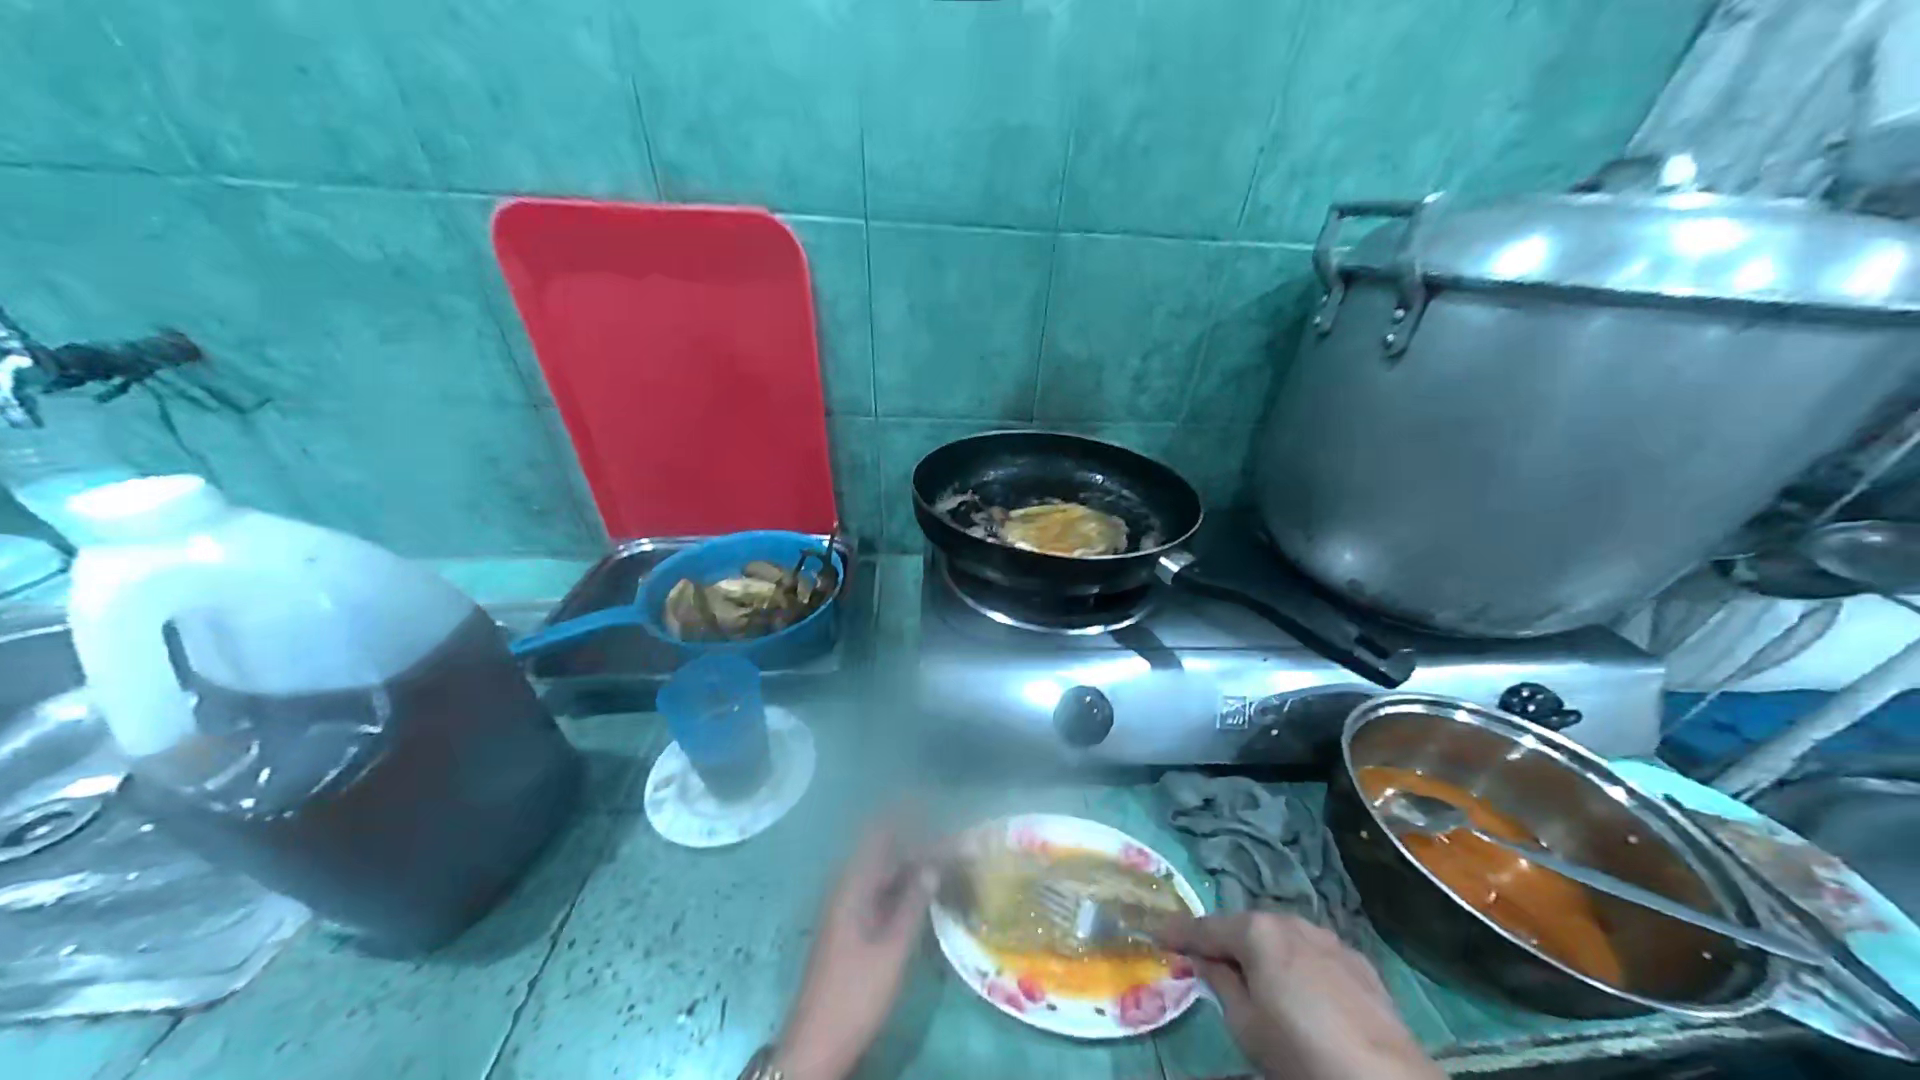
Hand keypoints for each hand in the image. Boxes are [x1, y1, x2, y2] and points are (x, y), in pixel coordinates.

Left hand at [773, 823, 932, 1079]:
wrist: (817, 1042)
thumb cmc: (855, 993)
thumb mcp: (892, 949)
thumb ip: (912, 903)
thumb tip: (932, 864)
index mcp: (852, 885)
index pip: (878, 831)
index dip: (902, 812)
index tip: (931, 798)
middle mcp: (847, 887)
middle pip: (882, 848)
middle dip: (914, 836)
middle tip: (950, 832)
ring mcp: (847, 907)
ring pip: (883, 870)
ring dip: (911, 859)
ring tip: (945, 854)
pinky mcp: (852, 926)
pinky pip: (880, 889)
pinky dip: (903, 882)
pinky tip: (925, 888)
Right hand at [1157, 911, 1441, 1079]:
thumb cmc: (1301, 1052)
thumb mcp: (1245, 1025)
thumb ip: (1219, 983)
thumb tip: (1206, 961)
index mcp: (1256, 931)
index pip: (1205, 928)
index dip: (1178, 933)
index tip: (1157, 934)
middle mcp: (1290, 921)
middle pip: (1244, 928)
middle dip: (1225, 942)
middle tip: (1205, 962)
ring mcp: (1328, 939)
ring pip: (1281, 937)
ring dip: (1262, 951)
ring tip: (1254, 977)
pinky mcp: (1358, 962)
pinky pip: (1312, 953)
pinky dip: (1296, 963)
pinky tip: (1299, 989)